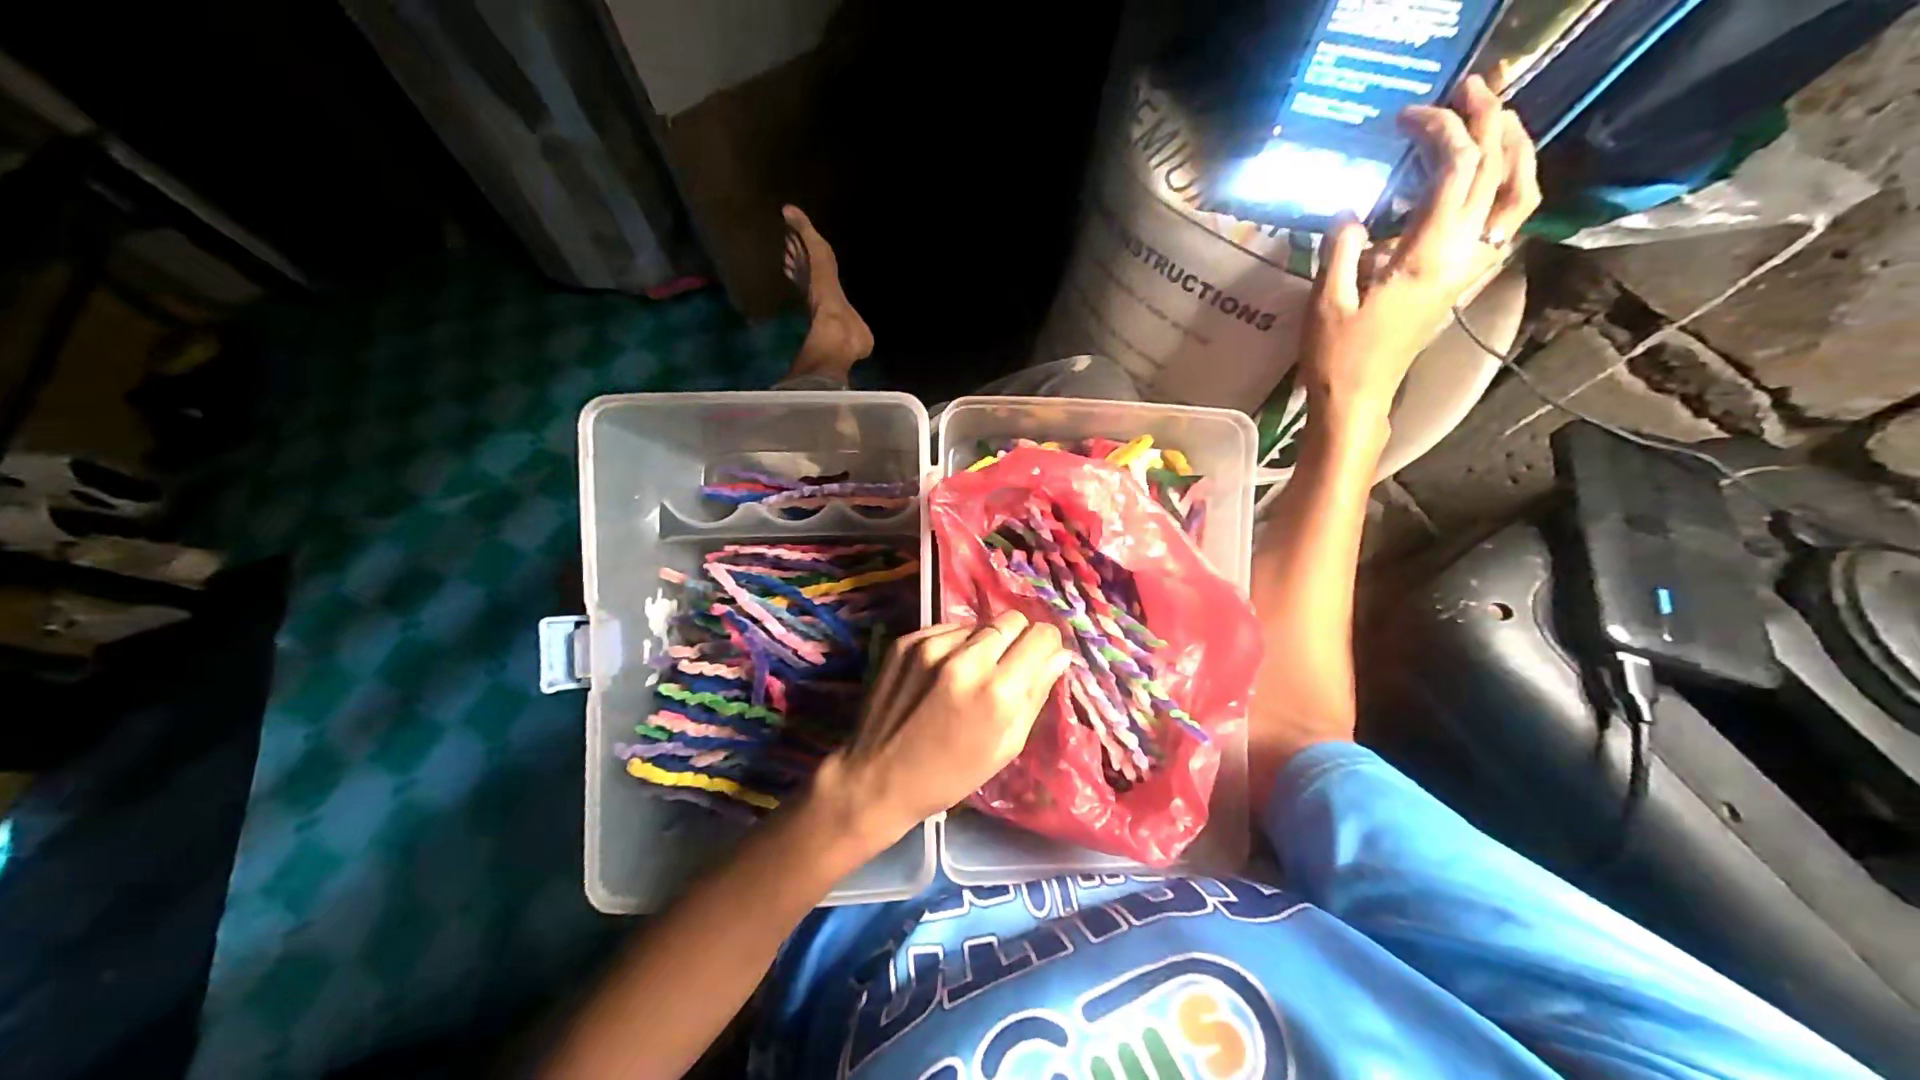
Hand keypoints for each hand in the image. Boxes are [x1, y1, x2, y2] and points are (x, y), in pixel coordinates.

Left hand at [810, 611, 1072, 851]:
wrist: (879, 776)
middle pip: (1012, 620)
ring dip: (984, 644)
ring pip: (979, 624)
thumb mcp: (1007, 746)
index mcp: (998, 691)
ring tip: (968, 676)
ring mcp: (932, 645)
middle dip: (1018, 639)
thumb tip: (1059, 656)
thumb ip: (1036, 694)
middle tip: (1008, 666)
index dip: (1046, 645)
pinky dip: (954, 646)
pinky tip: (942, 675)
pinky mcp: (907, 641)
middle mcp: (966, 658)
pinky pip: (948, 630)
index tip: (1041, 658)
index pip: (1041, 636)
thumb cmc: (952, 774)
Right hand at [1300, 75, 1540, 422]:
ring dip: (1515, 148)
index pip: (1455, 170)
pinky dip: (1510, 185)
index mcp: (1428, 255)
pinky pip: (1507, 221)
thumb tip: (1354, 215)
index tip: (1410, 116)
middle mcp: (1462, 255)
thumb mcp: (1327, 302)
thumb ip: (1342, 250)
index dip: (1442, 129)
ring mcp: (1469, 268)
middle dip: (1491, 119)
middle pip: (1498, 170)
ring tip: (1496, 119)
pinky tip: (1489, 177)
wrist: (1359, 399)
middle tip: (1473, 87)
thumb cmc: (1337, 356)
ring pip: (1519, 193)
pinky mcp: (1462, 280)